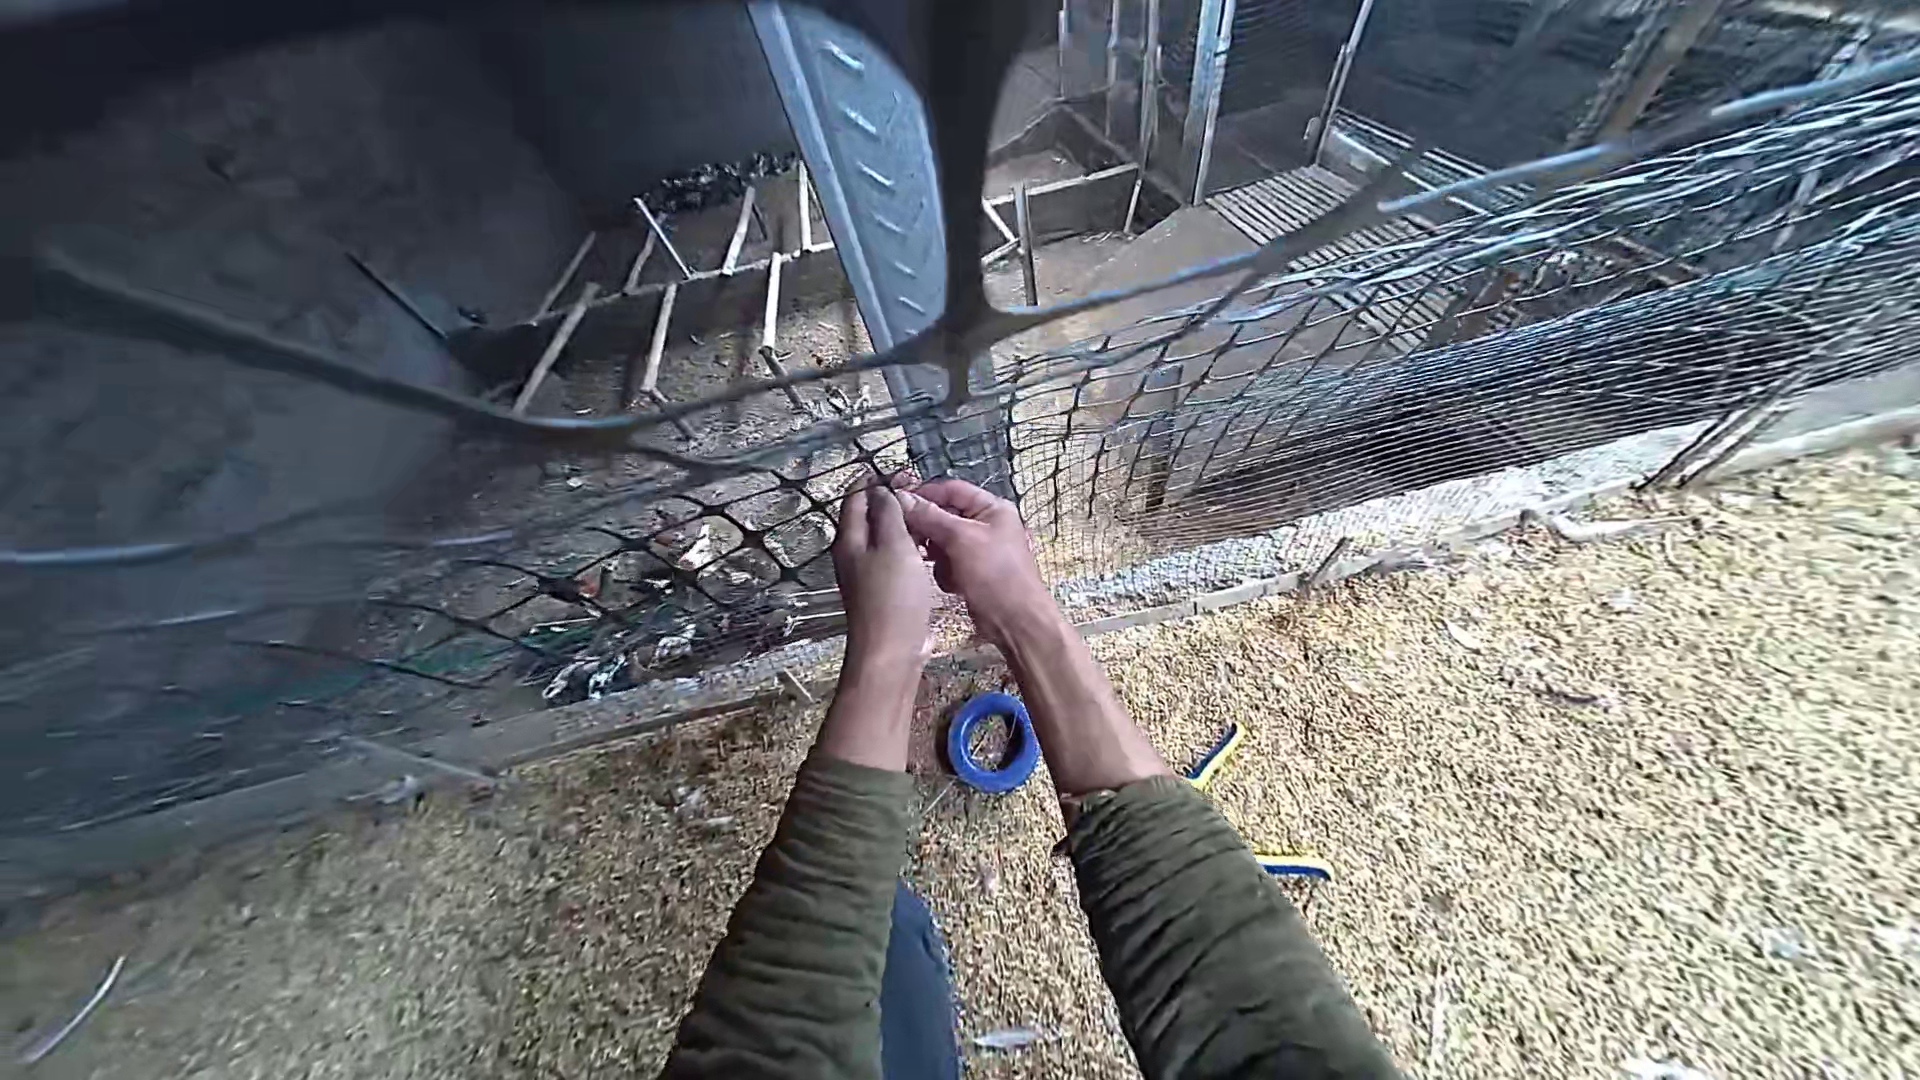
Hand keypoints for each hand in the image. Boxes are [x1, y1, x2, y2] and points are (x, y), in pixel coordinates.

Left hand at [832, 482, 934, 671]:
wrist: (891, 650)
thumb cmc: (893, 595)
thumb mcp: (894, 545)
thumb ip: (888, 513)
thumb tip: (882, 490)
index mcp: (850, 539)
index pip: (856, 498)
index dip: (875, 480)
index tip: (902, 471)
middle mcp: (853, 554)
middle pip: (867, 516)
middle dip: (889, 499)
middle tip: (919, 491)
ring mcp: (867, 573)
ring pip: (882, 537)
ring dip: (900, 522)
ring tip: (926, 514)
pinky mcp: (882, 590)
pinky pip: (893, 557)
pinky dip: (906, 545)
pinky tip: (926, 548)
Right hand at [894, 478, 1055, 646]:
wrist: (1015, 622)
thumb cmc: (995, 574)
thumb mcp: (961, 539)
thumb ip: (930, 516)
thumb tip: (900, 497)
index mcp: (992, 508)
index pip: (951, 490)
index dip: (924, 495)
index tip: (896, 504)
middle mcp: (986, 525)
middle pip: (944, 516)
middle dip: (928, 529)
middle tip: (909, 539)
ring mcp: (978, 550)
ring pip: (942, 541)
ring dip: (937, 554)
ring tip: (938, 566)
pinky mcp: (971, 572)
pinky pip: (947, 563)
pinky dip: (945, 572)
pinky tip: (952, 584)